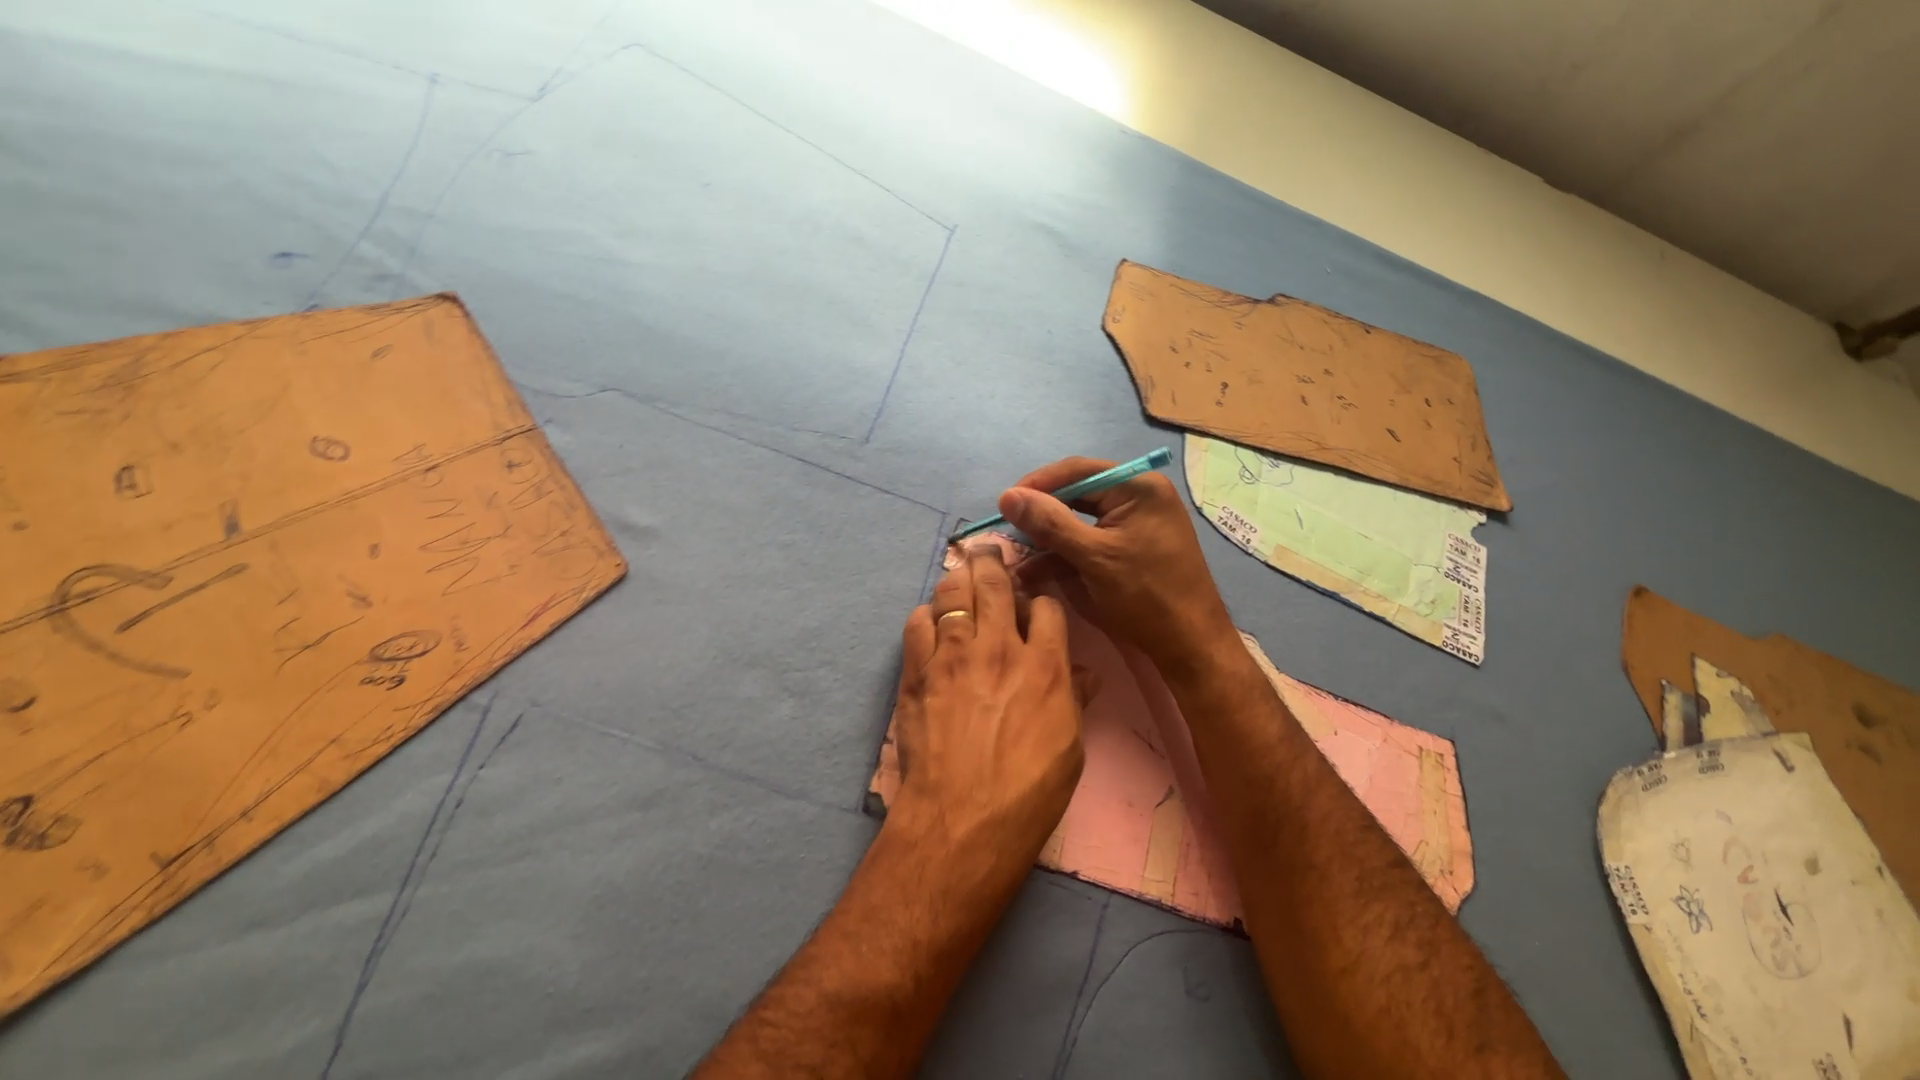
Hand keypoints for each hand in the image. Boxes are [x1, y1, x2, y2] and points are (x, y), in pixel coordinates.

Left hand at [890, 546, 1082, 865]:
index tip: (1034, 606)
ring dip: (958, 578)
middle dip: (993, 561)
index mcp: (1044, 665)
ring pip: (952, 593)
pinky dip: (926, 615)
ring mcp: (953, 657)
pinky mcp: (917, 673)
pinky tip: (931, 620)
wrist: (962, 819)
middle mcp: (998, 649)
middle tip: (988, 552)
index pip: (1046, 607)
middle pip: (995, 584)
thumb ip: (1075, 701)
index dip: (1041, 600)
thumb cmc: (1029, 793)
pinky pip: (917, 624)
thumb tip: (1086, 675)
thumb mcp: (1071, 748)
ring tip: (961, 573)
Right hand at [998, 456, 1237, 675]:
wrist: (1190, 643)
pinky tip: (1035, 572)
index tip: (1004, 505)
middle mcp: (1139, 497)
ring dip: (1048, 540)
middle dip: (1041, 516)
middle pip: (1077, 495)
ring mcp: (1136, 524)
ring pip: (1080, 521)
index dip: (1037, 485)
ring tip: (1015, 557)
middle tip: (1008, 533)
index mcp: (1137, 487)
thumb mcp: (1093, 557)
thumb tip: (1007, 495)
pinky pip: (1090, 542)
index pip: (1077, 471)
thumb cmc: (1146, 595)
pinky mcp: (1131, 549)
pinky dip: (1065, 554)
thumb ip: (1050, 523)